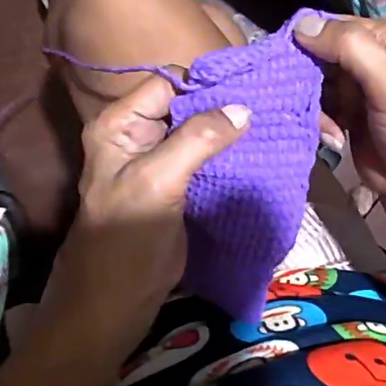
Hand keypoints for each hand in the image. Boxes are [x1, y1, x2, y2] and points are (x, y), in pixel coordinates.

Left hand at [46, 75, 248, 346]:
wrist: (116, 301)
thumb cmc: (126, 239)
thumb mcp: (158, 181)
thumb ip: (197, 139)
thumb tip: (244, 109)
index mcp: (119, 125)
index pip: (166, 84)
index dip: (204, 84)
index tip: (249, 88)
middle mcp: (136, 136)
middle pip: (184, 105)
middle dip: (222, 105)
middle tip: (267, 104)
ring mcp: (157, 161)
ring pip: (198, 132)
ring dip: (228, 130)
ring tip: (269, 124)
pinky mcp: (177, 185)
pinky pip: (204, 158)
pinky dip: (227, 154)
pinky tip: (256, 151)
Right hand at [294, 15, 385, 212]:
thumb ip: (349, 48)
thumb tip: (300, 24)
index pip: (335, 24)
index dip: (310, 41)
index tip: (292, 64)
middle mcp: (372, 54)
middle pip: (319, 51)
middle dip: (308, 77)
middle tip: (303, 98)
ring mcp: (357, 84)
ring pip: (313, 80)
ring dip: (312, 103)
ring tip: (328, 125)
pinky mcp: (346, 110)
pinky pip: (317, 104)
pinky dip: (318, 120)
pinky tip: (332, 137)